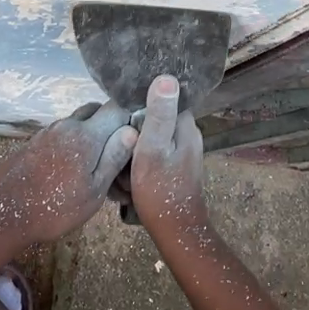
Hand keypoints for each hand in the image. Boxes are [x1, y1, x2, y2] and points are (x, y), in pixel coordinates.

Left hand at [0, 102, 137, 242]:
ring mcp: (49, 131)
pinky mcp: (36, 141)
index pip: (115, 108)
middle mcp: (67, 125)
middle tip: (118, 152)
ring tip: (96, 165)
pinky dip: (74, 142)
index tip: (138, 137)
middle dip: (110, 125)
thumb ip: (113, 158)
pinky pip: (63, 133)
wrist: (4, 212)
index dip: (129, 118)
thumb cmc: (55, 207)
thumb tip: (132, 131)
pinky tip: (74, 168)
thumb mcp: (94, 191)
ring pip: (79, 122)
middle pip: (96, 110)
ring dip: (91, 134)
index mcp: (85, 134)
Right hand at [130, 75, 208, 237]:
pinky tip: (129, 166)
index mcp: (186, 126)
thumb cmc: (160, 189)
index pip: (163, 97)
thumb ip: (158, 114)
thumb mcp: (152, 147)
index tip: (122, 109)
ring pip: (155, 134)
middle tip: (119, 136)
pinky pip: (156, 150)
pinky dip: (142, 155)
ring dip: (137, 142)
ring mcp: (185, 151)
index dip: (141, 100)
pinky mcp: (178, 166)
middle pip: (158, 116)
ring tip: (121, 152)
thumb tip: (167, 77)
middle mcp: (189, 135)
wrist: (174, 231)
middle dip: (137, 123)